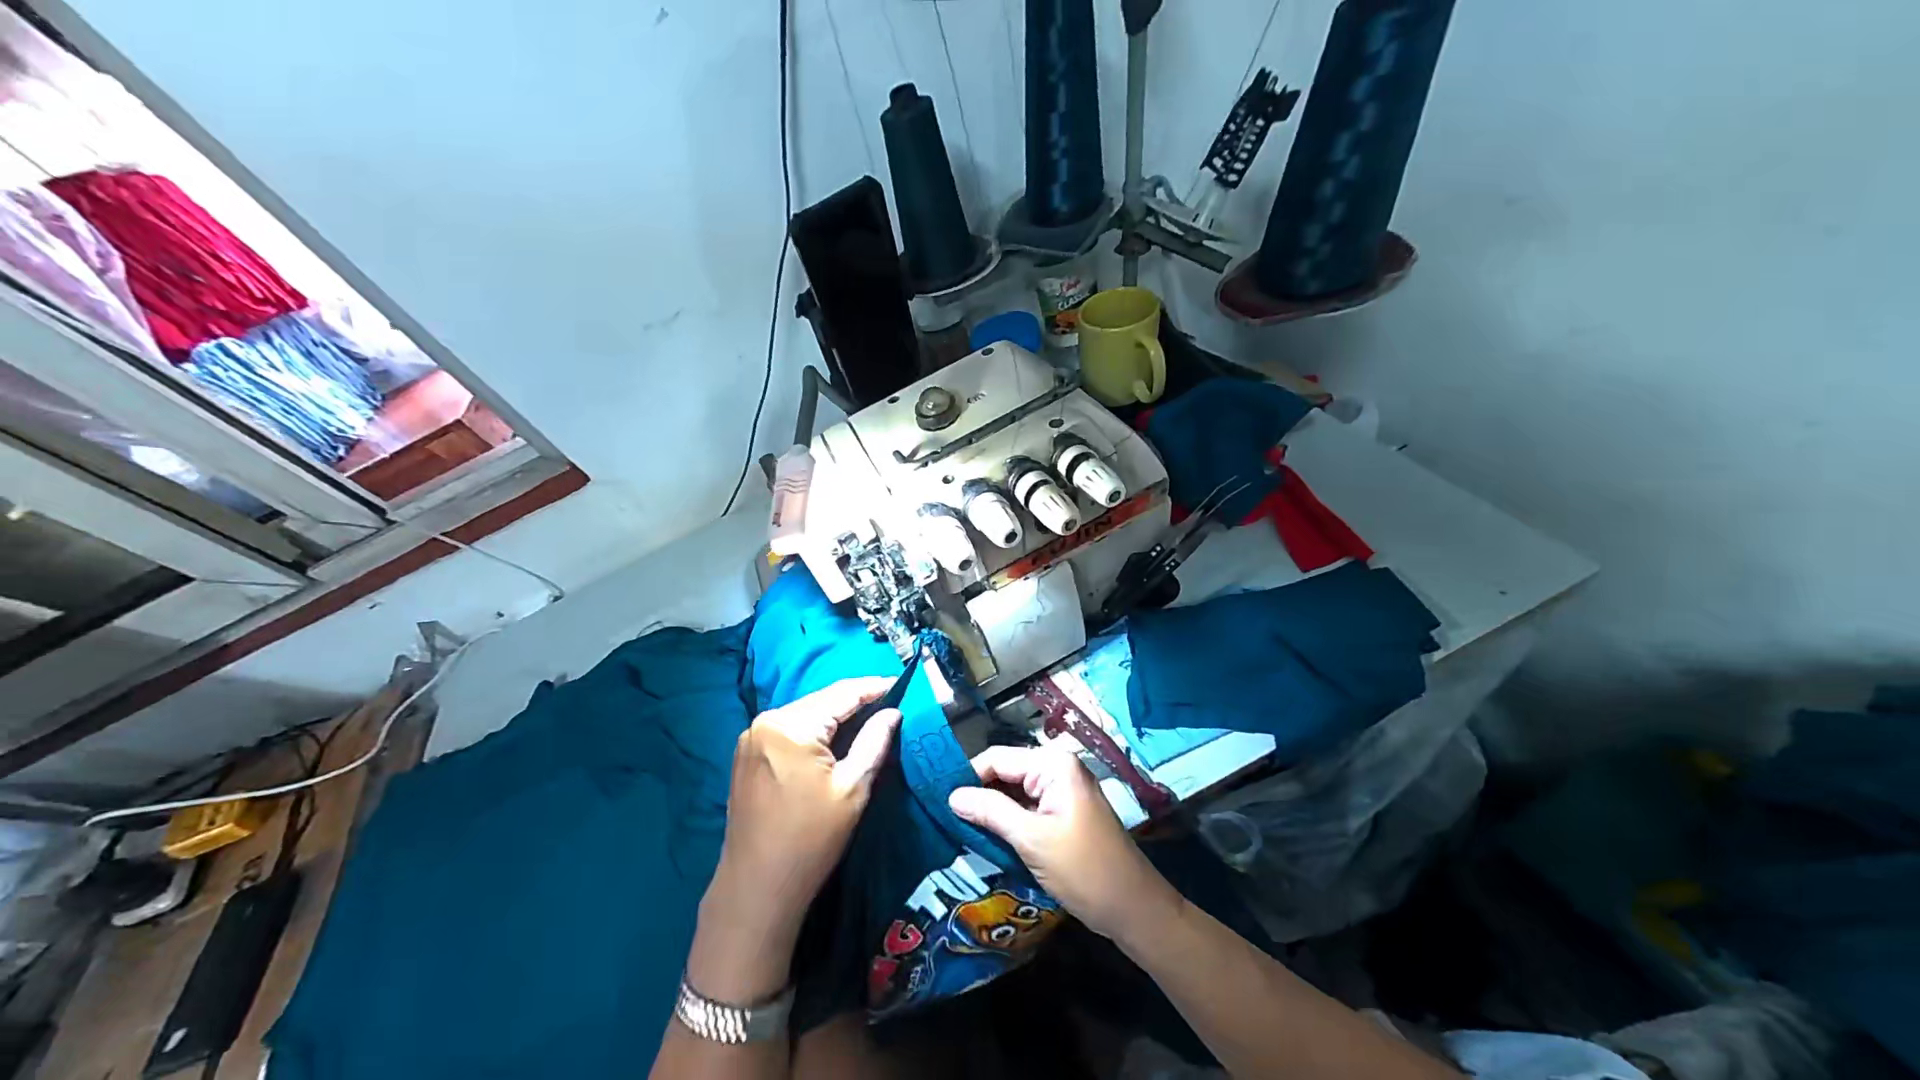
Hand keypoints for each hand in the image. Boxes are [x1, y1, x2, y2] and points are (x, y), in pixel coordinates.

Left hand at [693, 677, 898, 999]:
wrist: (757, 886)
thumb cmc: (811, 839)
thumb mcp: (853, 789)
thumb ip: (874, 742)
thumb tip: (892, 712)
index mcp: (791, 726)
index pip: (842, 694)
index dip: (874, 686)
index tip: (901, 683)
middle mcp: (767, 721)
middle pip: (821, 701)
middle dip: (855, 701)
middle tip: (889, 702)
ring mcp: (752, 737)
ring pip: (805, 713)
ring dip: (834, 716)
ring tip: (868, 718)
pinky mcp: (747, 754)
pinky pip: (789, 729)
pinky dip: (813, 730)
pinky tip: (834, 738)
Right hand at [947, 745, 1181, 942]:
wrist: (1133, 909)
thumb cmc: (1084, 869)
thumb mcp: (1032, 840)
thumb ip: (990, 812)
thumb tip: (952, 796)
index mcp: (1054, 765)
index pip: (997, 758)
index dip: (968, 777)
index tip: (939, 801)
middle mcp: (1058, 769)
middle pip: (1005, 773)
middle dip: (979, 794)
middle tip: (945, 818)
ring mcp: (1062, 792)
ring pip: (1014, 793)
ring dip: (991, 810)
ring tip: (958, 828)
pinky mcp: (1063, 814)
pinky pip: (1026, 808)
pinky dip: (1007, 821)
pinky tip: (986, 837)